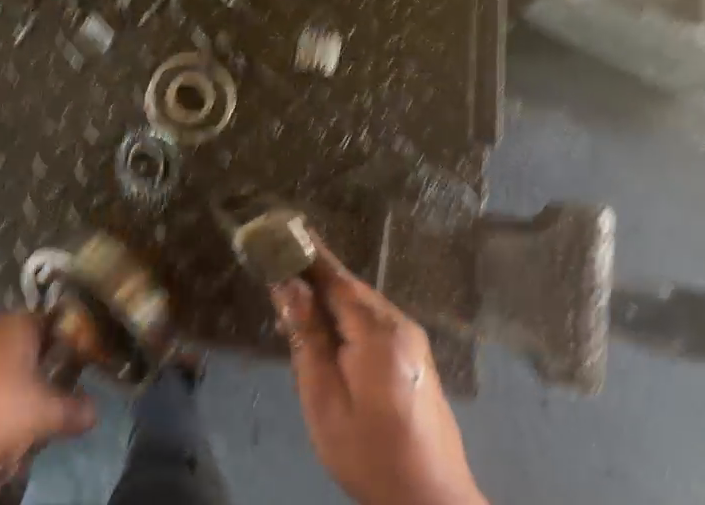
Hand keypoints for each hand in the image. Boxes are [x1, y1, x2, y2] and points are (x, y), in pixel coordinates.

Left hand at [0, 312, 96, 481]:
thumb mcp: (37, 415)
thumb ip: (71, 410)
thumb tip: (95, 408)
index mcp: (18, 326)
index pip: (58, 331)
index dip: (72, 360)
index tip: (76, 392)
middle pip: (32, 363)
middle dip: (39, 402)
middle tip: (38, 435)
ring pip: (5, 387)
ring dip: (12, 420)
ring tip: (8, 453)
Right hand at [272, 249, 486, 504]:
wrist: (431, 502)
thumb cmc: (368, 451)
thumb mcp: (324, 397)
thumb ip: (307, 337)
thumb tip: (288, 285)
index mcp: (378, 331)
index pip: (334, 276)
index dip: (304, 251)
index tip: (277, 227)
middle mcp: (400, 326)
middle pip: (348, 287)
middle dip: (311, 272)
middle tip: (273, 260)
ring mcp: (413, 343)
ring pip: (361, 304)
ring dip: (326, 295)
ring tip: (289, 291)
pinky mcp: (415, 360)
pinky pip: (372, 321)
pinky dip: (344, 314)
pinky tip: (324, 326)